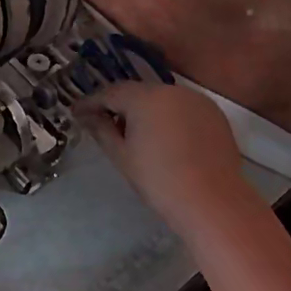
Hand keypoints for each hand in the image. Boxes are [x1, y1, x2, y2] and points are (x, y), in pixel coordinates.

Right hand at [77, 81, 244, 209]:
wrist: (210, 199)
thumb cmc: (157, 179)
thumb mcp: (121, 155)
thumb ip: (101, 130)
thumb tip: (85, 116)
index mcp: (146, 98)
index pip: (110, 93)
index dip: (90, 102)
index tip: (76, 113)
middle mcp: (173, 91)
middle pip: (137, 92)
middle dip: (118, 105)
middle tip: (102, 123)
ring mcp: (197, 101)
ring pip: (161, 100)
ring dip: (143, 111)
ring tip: (132, 133)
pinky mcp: (214, 115)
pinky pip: (181, 109)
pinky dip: (166, 118)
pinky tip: (161, 139)